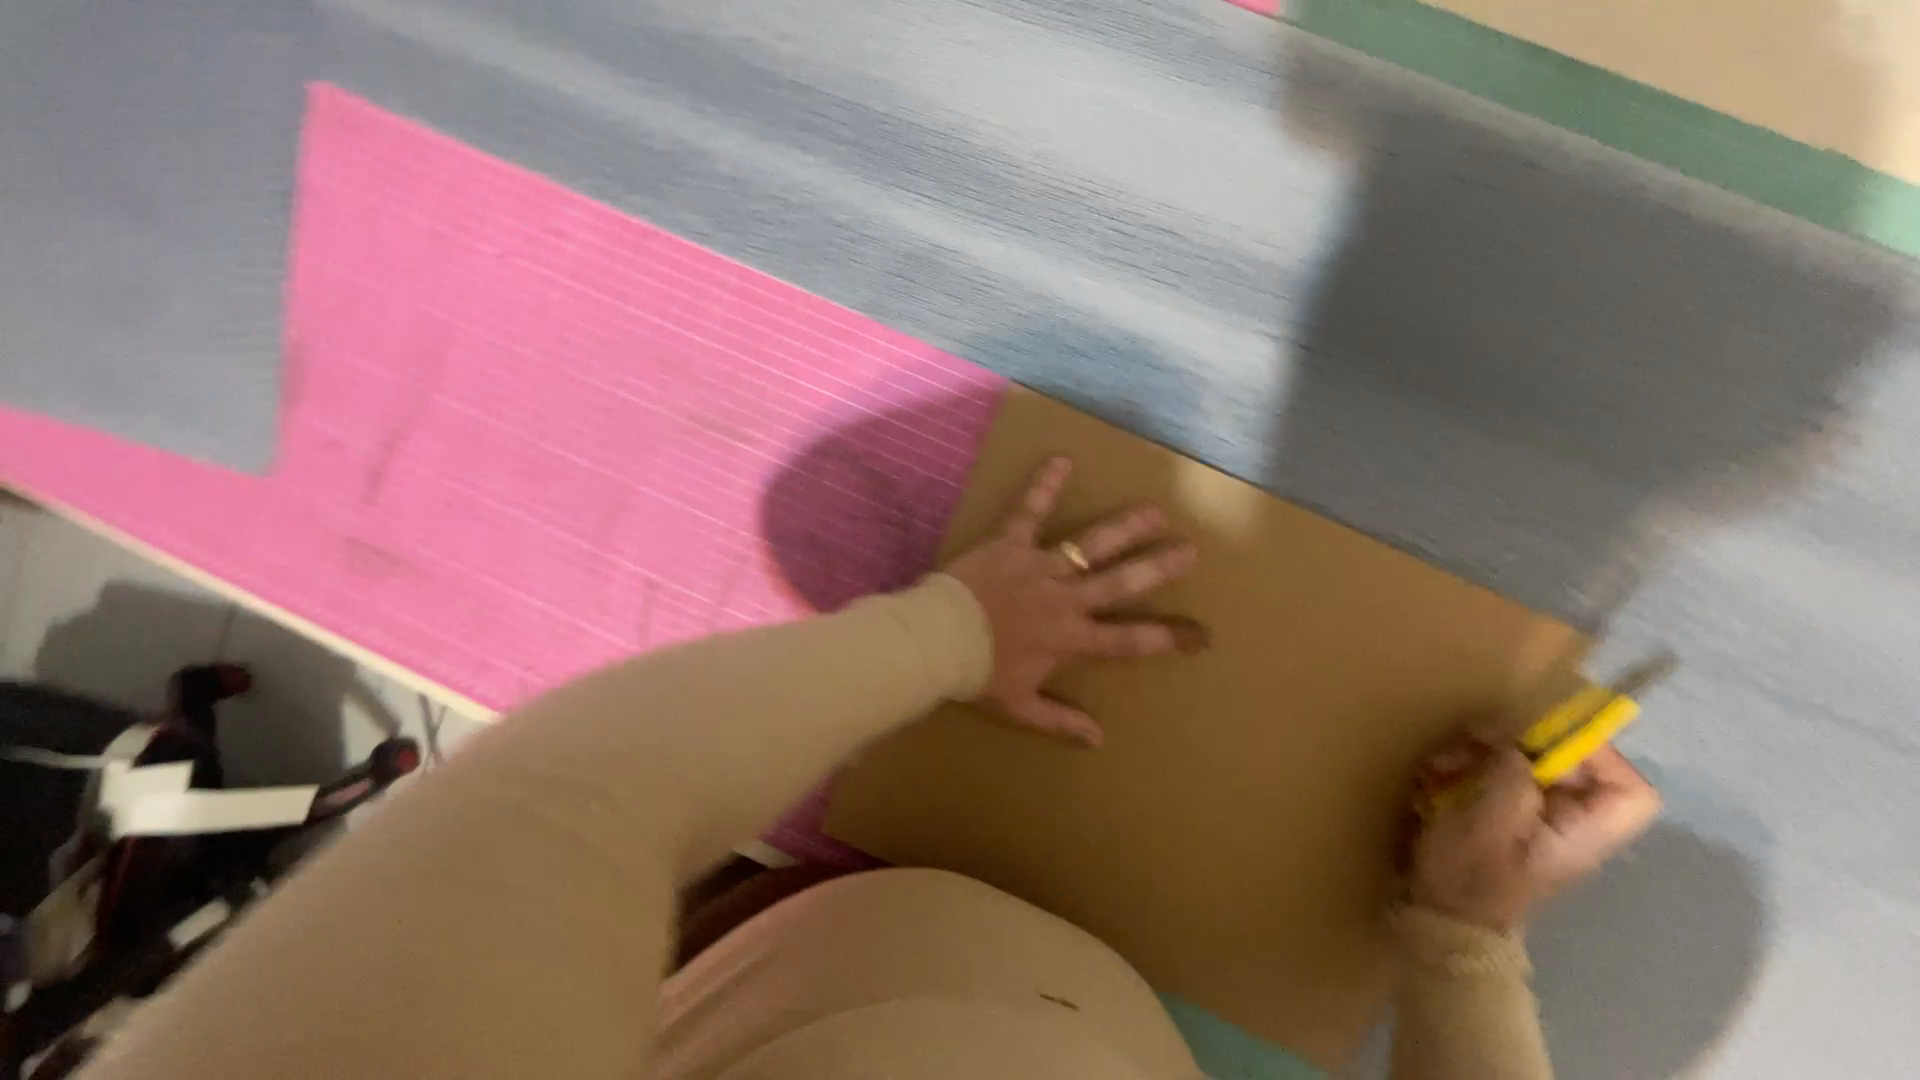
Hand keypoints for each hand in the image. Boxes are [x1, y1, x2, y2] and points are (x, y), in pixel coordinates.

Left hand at [943, 456, 1203, 746]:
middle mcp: (1065, 599)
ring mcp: (1040, 567)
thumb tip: (1099, 740)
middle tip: (1191, 551)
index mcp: (1070, 638)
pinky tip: (1062, 459)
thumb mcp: (1019, 707)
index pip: (1130, 640)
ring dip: (1124, 527)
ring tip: (1155, 511)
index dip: (1168, 638)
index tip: (1201, 634)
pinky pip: (1029, 511)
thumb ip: (1060, 721)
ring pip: (1090, 544)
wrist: (935, 643)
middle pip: (1120, 582)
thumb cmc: (978, 675)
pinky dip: (1044, 486)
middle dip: (1158, 568)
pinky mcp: (1010, 543)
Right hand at [1406, 736, 1660, 931]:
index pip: (1630, 790)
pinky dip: (1468, 770)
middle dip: (1516, 745)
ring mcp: (1537, 822)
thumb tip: (1514, 746)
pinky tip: (1436, 773)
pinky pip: (1498, 781)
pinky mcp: (1506, 819)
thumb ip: (1511, 777)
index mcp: (1586, 833)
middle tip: (1473, 737)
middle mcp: (1572, 826)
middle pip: (1569, 768)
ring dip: (1481, 755)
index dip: (1598, 755)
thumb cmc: (1472, 876)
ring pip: (1526, 768)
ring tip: (1443, 760)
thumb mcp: (1488, 822)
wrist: (1442, 919)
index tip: (1544, 737)